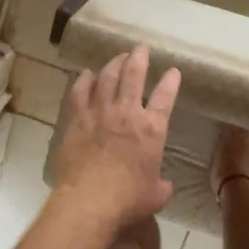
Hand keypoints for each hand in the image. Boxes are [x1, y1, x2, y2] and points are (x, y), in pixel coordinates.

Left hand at [50, 45, 180, 227]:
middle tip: (141, 48)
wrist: (89, 200)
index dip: (171, 82)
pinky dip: (83, 80)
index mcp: (152, 130)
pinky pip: (79, 92)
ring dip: (113, 64)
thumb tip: (162, 185)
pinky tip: (85, 74)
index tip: (173, 71)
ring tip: (118, 57)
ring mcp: (99, 113)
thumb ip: (161, 185)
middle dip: (139, 59)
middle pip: (133, 76)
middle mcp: (127, 113)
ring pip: (106, 78)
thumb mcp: (155, 195)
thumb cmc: (127, 200)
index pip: (166, 97)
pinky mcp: (76, 120)